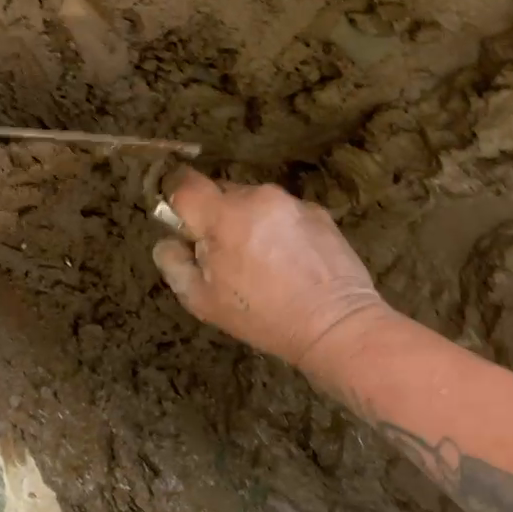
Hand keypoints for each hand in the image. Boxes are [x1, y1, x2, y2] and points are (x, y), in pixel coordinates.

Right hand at [151, 168, 390, 369]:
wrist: (341, 330)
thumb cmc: (264, 316)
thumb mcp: (201, 300)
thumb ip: (172, 262)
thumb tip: (171, 240)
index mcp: (222, 214)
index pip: (183, 181)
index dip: (176, 197)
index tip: (183, 223)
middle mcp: (256, 197)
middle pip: (219, 192)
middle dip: (215, 215)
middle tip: (226, 253)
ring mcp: (291, 203)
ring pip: (252, 201)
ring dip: (248, 220)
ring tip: (263, 259)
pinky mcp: (320, 214)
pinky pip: (283, 212)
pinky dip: (278, 228)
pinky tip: (291, 260)